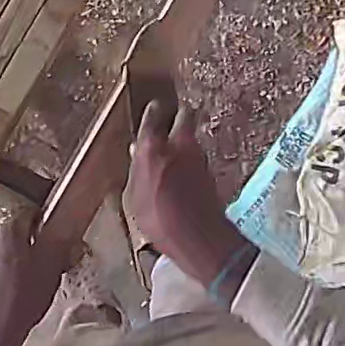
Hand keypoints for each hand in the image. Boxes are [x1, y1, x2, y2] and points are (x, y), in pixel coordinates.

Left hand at [0, 208, 66, 345]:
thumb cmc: (21, 301)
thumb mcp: (51, 269)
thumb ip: (61, 245)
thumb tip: (69, 233)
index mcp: (7, 230)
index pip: (29, 212)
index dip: (45, 223)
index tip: (56, 234)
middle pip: (16, 230)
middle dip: (33, 241)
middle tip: (50, 259)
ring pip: (6, 248)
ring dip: (21, 257)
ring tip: (36, 279)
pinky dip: (9, 272)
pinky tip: (20, 292)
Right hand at [126, 99, 254, 294]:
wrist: (198, 238)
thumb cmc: (159, 219)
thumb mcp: (134, 197)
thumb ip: (137, 170)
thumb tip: (137, 153)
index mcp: (152, 148)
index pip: (153, 115)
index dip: (153, 109)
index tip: (153, 107)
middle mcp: (179, 145)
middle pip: (184, 115)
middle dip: (179, 114)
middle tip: (170, 118)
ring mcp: (199, 157)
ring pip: (192, 136)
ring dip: (184, 139)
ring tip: (173, 149)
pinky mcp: (210, 171)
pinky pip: (197, 155)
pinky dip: (190, 157)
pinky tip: (182, 171)